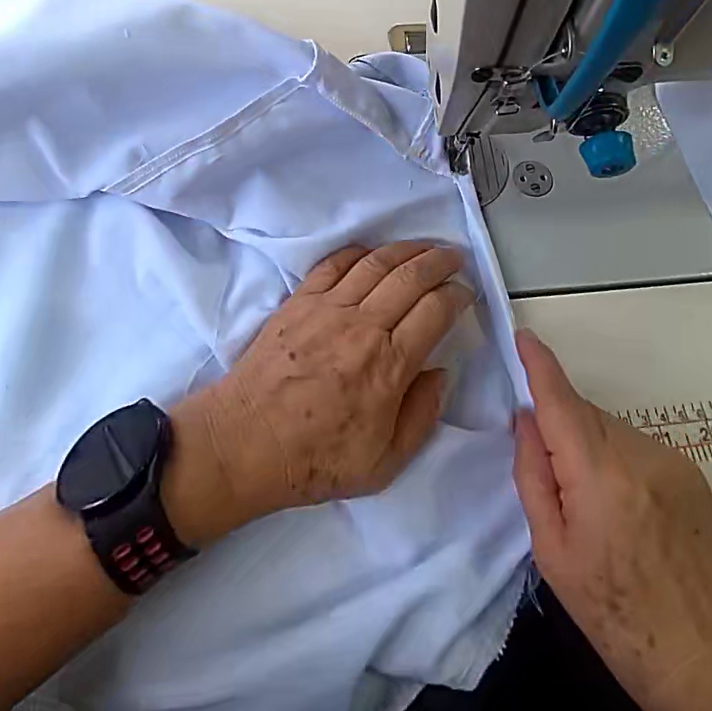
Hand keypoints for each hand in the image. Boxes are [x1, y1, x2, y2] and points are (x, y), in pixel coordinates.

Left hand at [165, 242, 474, 545]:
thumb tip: (438, 372)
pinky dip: (355, 252)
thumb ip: (421, 416)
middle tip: (454, 257)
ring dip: (404, 249)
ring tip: (422, 247)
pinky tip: (369, 252)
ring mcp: (325, 309)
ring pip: (373, 264)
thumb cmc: (315, 459)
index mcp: (389, 365)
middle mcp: (361, 327)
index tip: (465, 292)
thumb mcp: (384, 463)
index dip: (457, 295)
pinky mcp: (297, 303)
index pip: (435, 311)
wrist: (246, 441)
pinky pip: (331, 265)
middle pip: (409, 277)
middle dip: (438, 261)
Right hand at [510, 330, 711, 710]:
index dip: (540, 366)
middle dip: (556, 420)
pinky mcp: (692, 474)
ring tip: (585, 500)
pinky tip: (616, 502)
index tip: (522, 336)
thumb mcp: (550, 548)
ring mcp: (673, 463)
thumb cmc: (613, 612)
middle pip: (583, 412)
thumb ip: (533, 473)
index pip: (561, 403)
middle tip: (546, 472)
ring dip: (584, 440)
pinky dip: (611, 454)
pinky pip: (633, 444)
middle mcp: (641, 457)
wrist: (711, 662)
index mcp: (599, 477)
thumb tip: (526, 419)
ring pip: (607, 426)